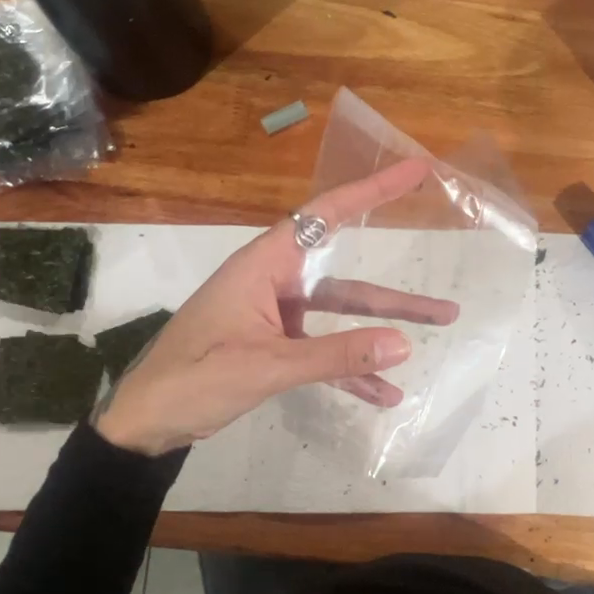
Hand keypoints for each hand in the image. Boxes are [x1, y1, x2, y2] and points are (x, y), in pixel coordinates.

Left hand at [94, 157, 459, 455]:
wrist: (145, 422)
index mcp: (263, 266)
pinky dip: (348, 370)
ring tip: (429, 346)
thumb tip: (403, 344)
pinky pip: (319, 353)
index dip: (372, 192)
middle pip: (345, 282)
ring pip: (338, 320)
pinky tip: (382, 394)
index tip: (415, 171)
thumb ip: (336, 356)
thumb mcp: (268, 367)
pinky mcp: (270, 348)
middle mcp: (272, 283)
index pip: (326, 217)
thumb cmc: (194, 380)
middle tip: (447, 309)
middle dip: (395, 299)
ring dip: (378, 336)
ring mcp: (272, 318)